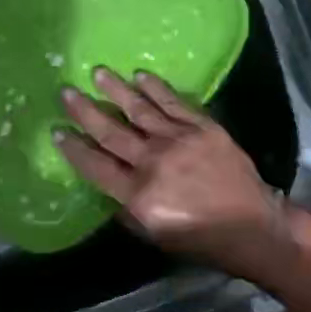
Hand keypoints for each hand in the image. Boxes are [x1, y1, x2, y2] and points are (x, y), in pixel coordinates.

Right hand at [55, 68, 287, 277]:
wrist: (253, 226)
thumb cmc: (201, 239)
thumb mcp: (155, 236)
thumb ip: (128, 209)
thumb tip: (110, 184)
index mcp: (139, 195)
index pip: (96, 166)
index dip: (74, 148)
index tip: (57, 131)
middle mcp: (153, 162)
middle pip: (111, 132)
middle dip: (85, 111)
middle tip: (66, 91)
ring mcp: (179, 140)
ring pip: (139, 109)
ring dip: (116, 89)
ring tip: (98, 72)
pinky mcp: (202, 127)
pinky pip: (173, 102)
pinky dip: (155, 87)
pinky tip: (139, 75)